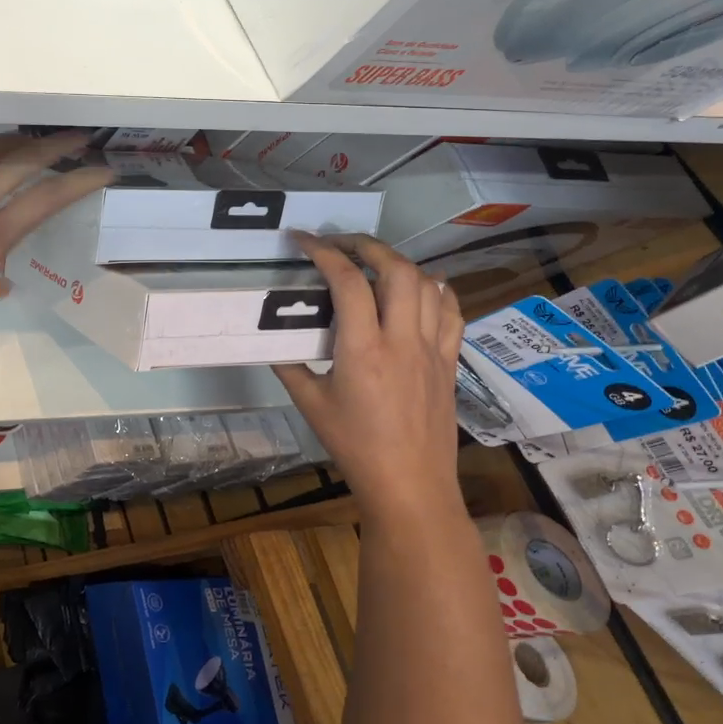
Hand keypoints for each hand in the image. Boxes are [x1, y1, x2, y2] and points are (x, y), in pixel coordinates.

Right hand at [275, 233, 464, 517]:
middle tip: (340, 242)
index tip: (302, 239)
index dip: (324, 252)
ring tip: (374, 259)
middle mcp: (402, 341)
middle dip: (368, 246)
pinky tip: (422, 285)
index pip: (347, 282)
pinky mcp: (450, 362)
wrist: (410, 483)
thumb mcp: (309, 403)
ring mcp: (433, 350)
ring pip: (428, 286)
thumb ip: (290, 365)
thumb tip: (271, 338)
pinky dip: (436, 289)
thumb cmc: (353, 445)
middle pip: (397, 271)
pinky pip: (451, 313)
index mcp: (362, 350)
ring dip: (400, 263)